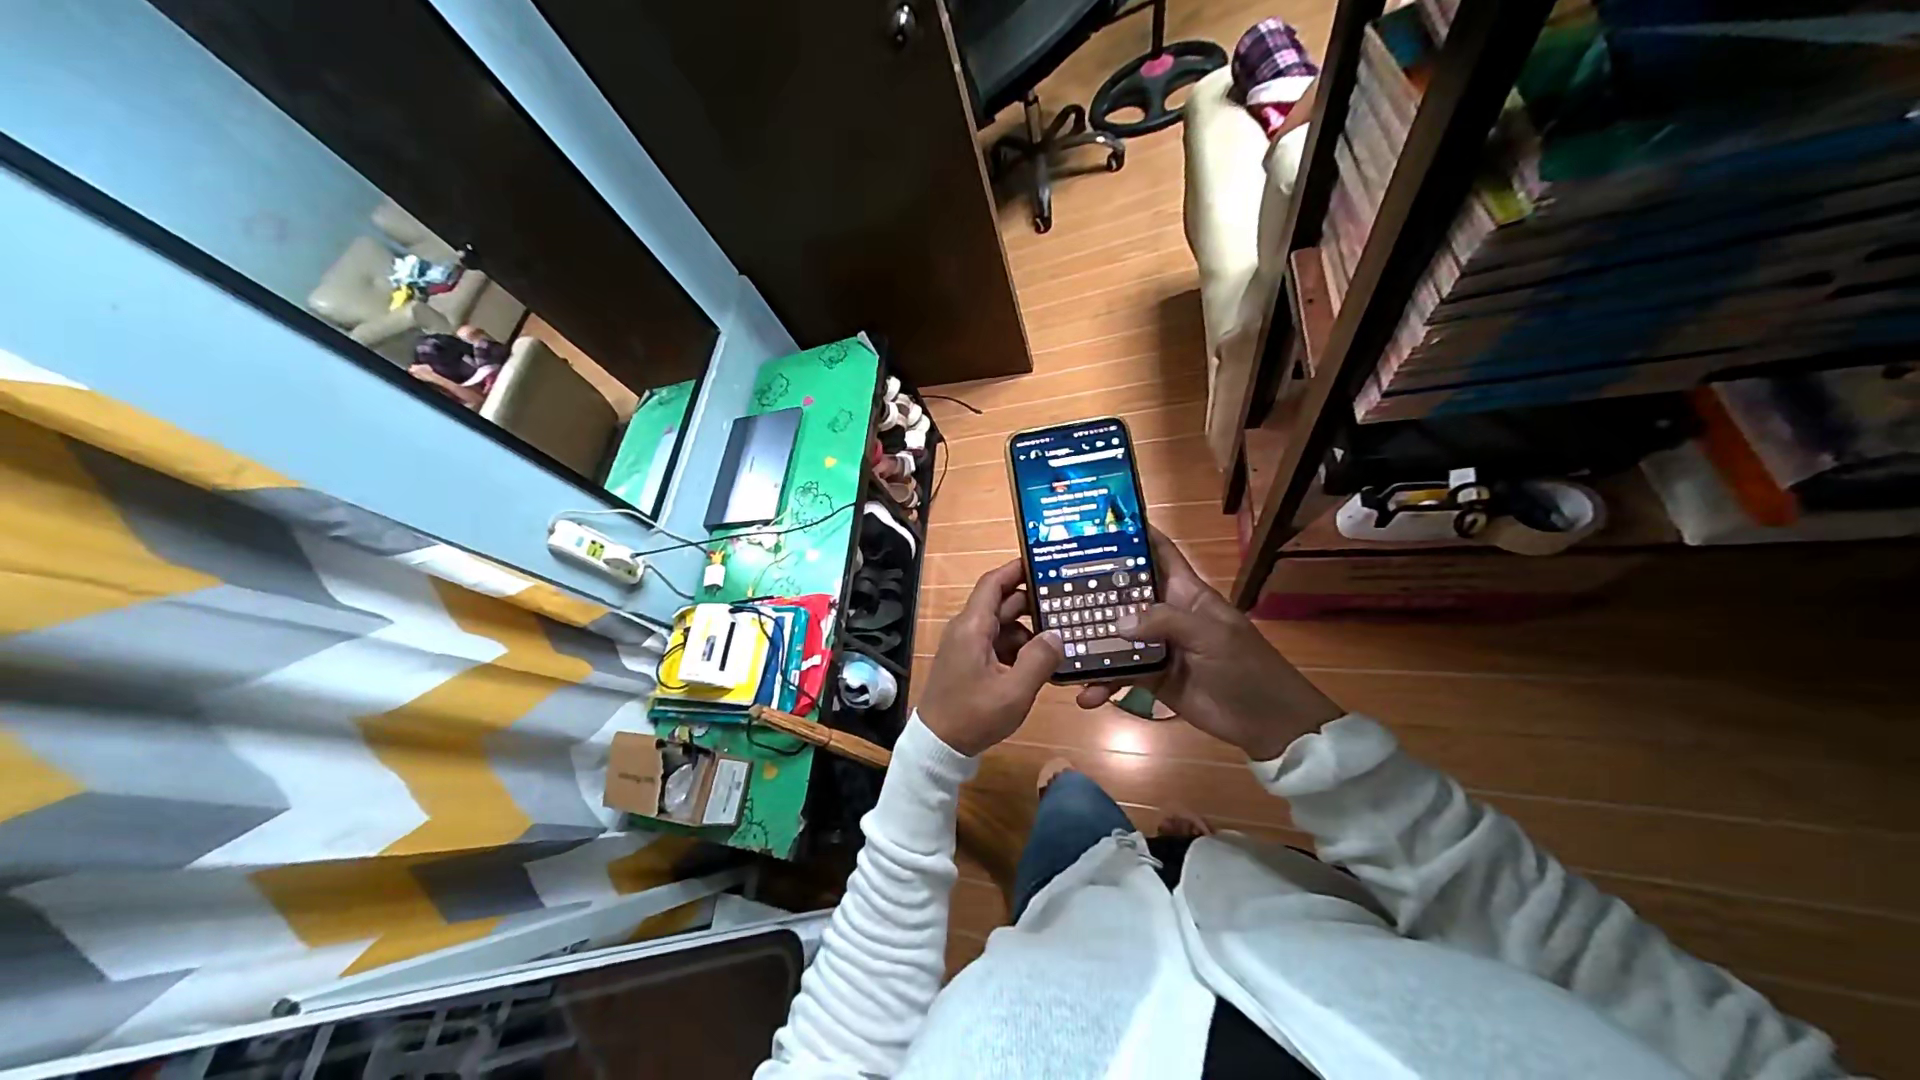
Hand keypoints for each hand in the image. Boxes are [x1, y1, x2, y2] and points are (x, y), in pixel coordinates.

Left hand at [919, 559, 1062, 755]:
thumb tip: (1057, 635)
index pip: (994, 583)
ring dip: (1028, 631)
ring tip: (1060, 638)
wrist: (937, 745)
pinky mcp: (968, 662)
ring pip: (1001, 626)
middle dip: (1032, 603)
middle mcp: (967, 629)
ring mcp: (966, 646)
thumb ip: (1039, 660)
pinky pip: (996, 644)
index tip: (1044, 562)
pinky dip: (1017, 649)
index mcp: (972, 627)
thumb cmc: (973, 715)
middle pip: (1001, 604)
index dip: (1016, 569)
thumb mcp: (1014, 691)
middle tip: (1066, 603)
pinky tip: (1039, 663)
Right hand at [1077, 529, 1342, 760]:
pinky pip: (1119, 675)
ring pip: (1116, 636)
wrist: (1266, 721)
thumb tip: (1116, 623)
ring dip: (1091, 641)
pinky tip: (1085, 695)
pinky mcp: (1151, 677)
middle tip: (1054, 587)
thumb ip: (1164, 622)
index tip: (1097, 526)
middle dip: (1095, 589)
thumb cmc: (1245, 667)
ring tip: (1061, 647)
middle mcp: (1166, 613)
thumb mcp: (1210, 635)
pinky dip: (1101, 684)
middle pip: (1126, 594)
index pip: (1159, 554)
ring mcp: (1157, 646)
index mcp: (1186, 593)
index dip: (1135, 535)